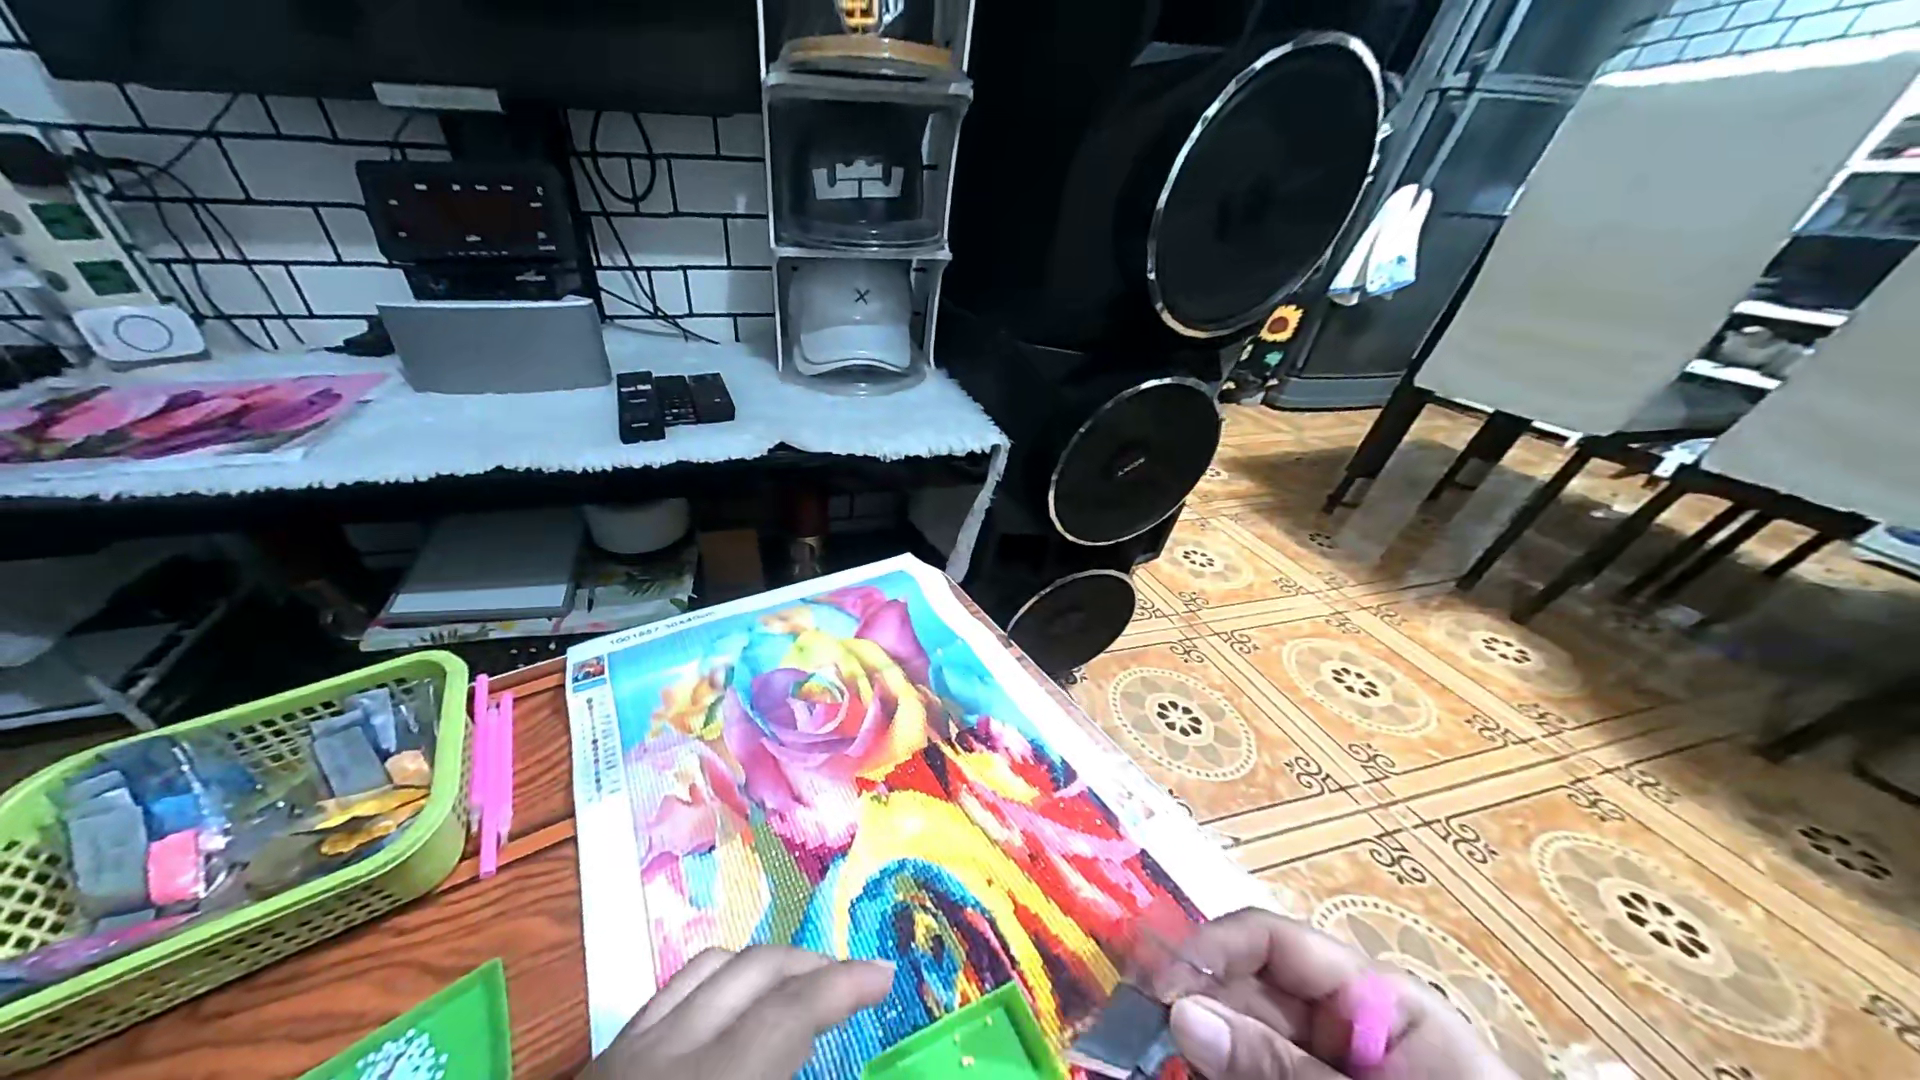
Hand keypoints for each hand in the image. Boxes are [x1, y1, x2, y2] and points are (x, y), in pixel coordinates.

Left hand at [579, 945, 894, 1079]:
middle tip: (853, 985)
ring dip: (766, 967)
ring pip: (711, 969)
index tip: (886, 976)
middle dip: (813, 966)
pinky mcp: (600, 1065)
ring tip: (799, 986)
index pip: (790, 1011)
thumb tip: (813, 1050)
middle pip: (754, 972)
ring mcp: (624, 1055)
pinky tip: (731, 1008)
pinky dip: (718, 983)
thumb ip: (779, 1076)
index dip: (846, 985)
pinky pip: (672, 994)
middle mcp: (663, 1056)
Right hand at [1153, 909, 1517, 1079]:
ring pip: (1239, 1040)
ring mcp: (1325, 1068)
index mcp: (1373, 999)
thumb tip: (1180, 1011)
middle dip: (1190, 1012)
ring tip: (1148, 1066)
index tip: (1155, 988)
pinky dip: (1216, 1078)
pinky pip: (1253, 1074)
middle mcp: (1342, 1024)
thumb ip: (1276, 1066)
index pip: (1272, 940)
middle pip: (1245, 991)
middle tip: (1132, 1044)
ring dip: (1195, 1054)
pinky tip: (1185, 1078)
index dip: (1210, 950)